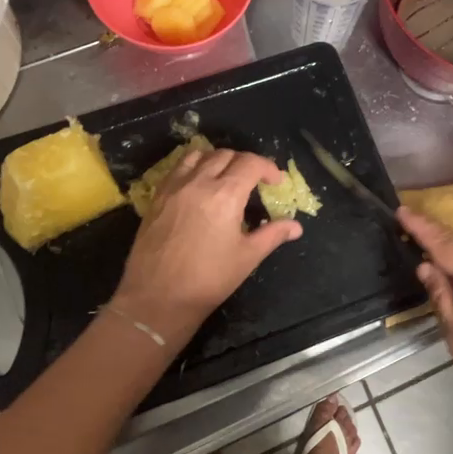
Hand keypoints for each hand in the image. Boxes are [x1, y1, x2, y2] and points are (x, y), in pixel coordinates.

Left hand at [112, 148, 302, 339]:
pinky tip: (198, 185)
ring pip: (199, 155)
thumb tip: (296, 227)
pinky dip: (193, 167)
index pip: (251, 163)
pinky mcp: (157, 197)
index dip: (268, 168)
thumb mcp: (247, 258)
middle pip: (225, 155)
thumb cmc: (208, 280)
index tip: (275, 182)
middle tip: (253, 181)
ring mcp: (174, 187)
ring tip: (225, 177)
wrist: (157, 298)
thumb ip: (272, 235)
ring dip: (217, 160)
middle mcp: (198, 182)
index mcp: (225, 195)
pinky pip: (177, 168)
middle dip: (244, 163)